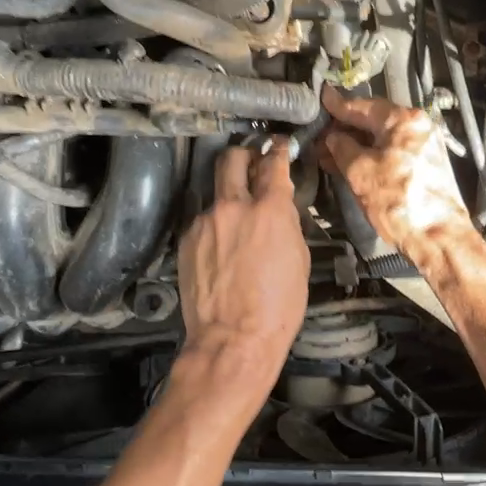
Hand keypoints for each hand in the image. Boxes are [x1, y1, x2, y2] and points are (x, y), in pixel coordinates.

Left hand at [176, 139, 308, 418]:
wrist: (233, 339)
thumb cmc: (276, 308)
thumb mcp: (300, 259)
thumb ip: (287, 223)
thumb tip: (280, 208)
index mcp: (270, 210)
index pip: (273, 163)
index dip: (278, 151)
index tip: (279, 146)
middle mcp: (233, 207)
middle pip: (232, 158)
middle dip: (244, 155)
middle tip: (251, 162)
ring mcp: (204, 222)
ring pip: (214, 192)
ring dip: (227, 196)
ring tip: (237, 216)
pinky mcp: (186, 240)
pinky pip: (201, 220)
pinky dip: (213, 225)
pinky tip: (222, 246)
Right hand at [318, 86, 474, 253]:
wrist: (438, 237)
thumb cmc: (398, 202)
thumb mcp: (359, 172)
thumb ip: (342, 147)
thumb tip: (333, 137)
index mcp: (404, 120)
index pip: (363, 106)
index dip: (338, 105)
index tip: (322, 97)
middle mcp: (418, 127)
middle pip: (374, 121)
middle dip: (344, 130)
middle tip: (318, 136)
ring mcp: (423, 147)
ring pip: (381, 140)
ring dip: (355, 146)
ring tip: (326, 154)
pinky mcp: (424, 166)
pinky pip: (391, 153)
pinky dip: (370, 157)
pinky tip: (349, 165)